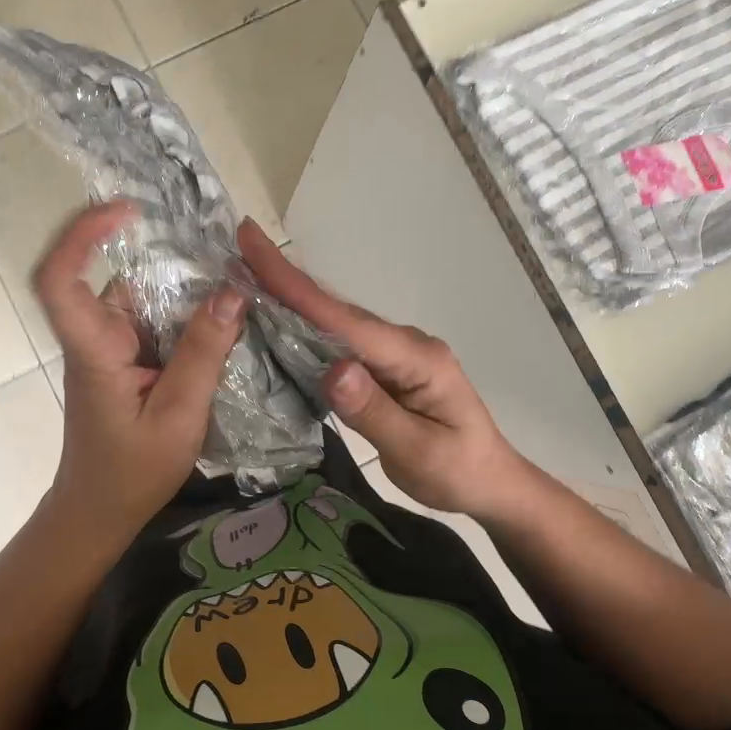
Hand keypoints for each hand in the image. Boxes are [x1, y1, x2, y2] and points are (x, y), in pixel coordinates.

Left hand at [34, 202, 247, 532]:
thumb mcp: (178, 415)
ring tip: (238, 284)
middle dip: (169, 258)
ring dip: (186, 289)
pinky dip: (189, 315)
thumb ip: (203, 354)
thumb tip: (232, 292)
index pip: (59, 281)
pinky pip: (157, 321)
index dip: (80, 236)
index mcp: (93, 349)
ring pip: (145, 298)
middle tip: (225, 253)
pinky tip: (228, 318)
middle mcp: (97, 337)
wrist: (101, 511)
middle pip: (120, 278)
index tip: (125, 212)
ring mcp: (111, 347)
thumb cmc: (131, 472)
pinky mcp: (127, 359)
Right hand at [238, 218, 532, 516]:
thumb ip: (374, 412)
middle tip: (238, 246)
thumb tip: (332, 368)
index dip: (295, 285)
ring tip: (245, 273)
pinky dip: (305, 324)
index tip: (254, 245)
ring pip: (334, 321)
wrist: (491, 484)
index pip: (344, 319)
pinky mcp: (383, 366)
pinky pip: (338, 341)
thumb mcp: (418, 453)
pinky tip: (278, 317)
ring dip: (291, 296)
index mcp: (415, 357)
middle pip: (334, 309)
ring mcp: (393, 352)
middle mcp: (402, 343)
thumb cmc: (458, 473)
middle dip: (285, 278)